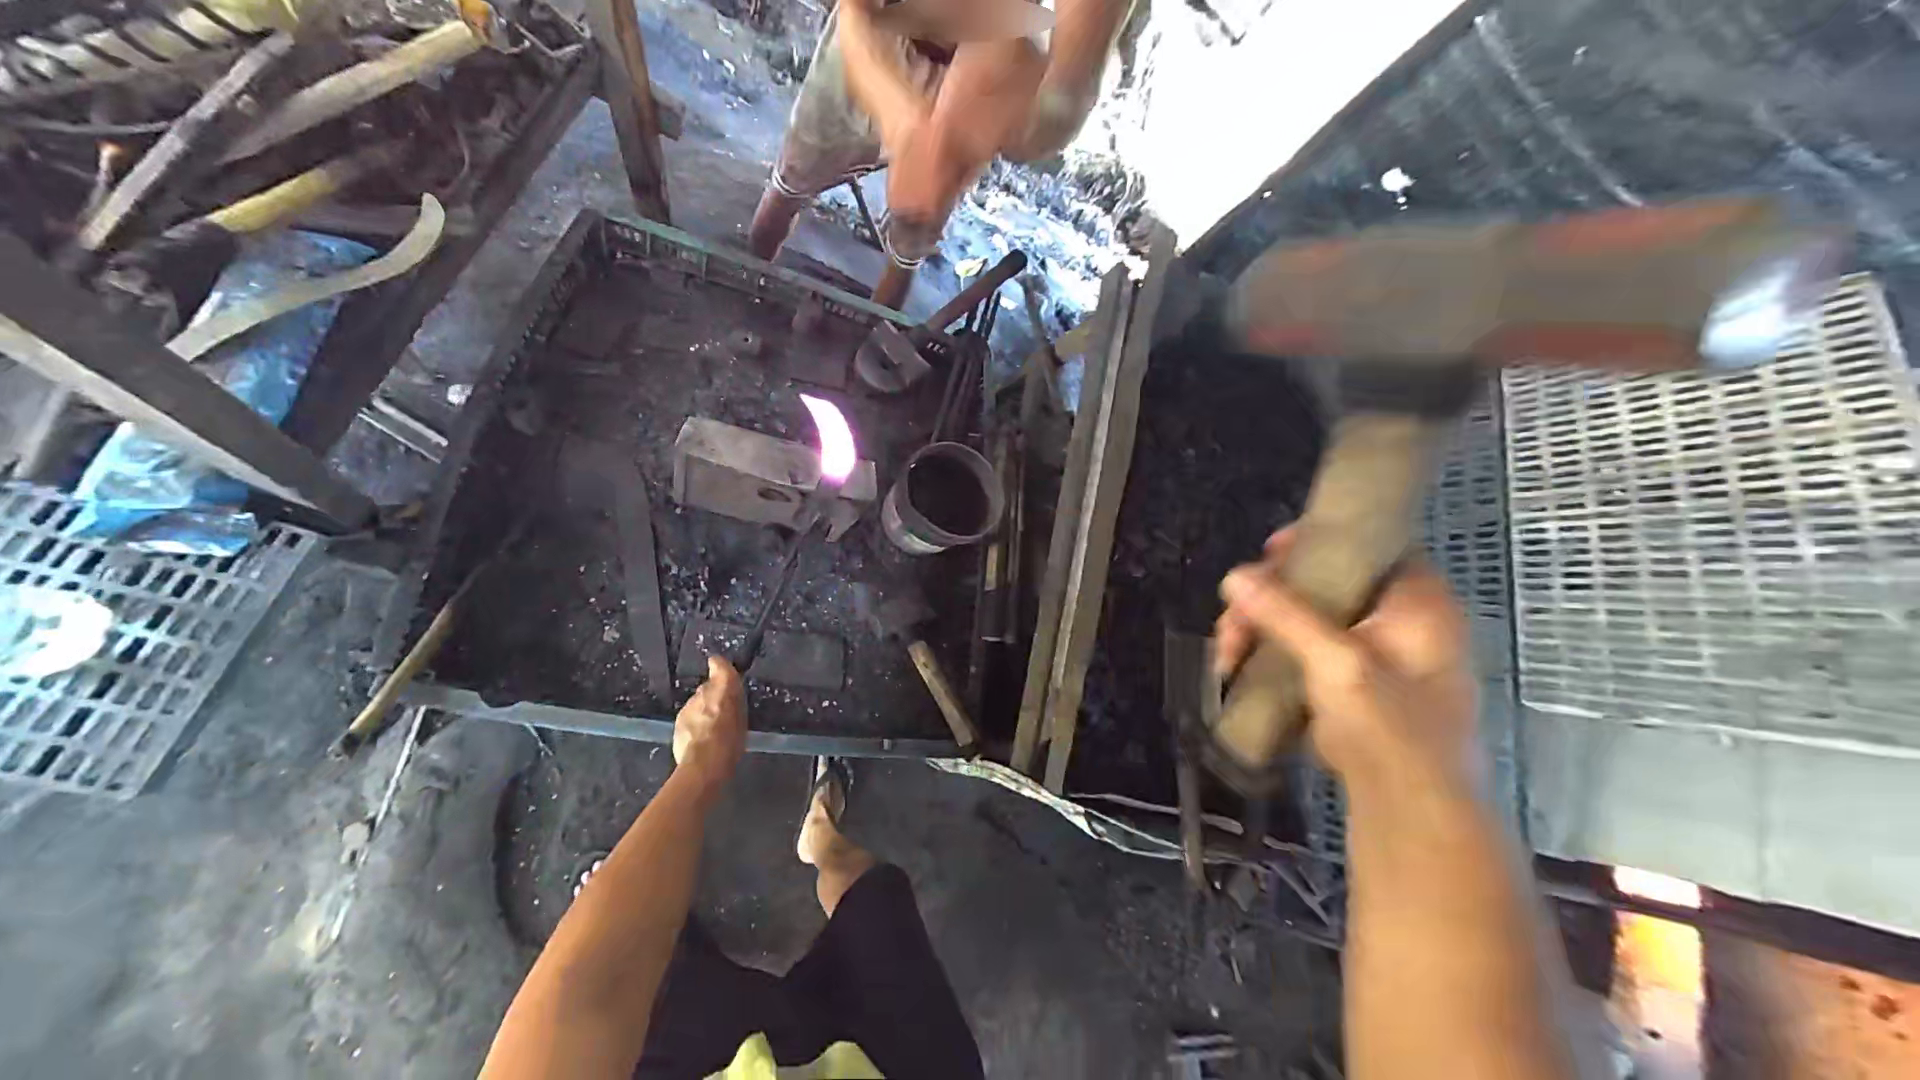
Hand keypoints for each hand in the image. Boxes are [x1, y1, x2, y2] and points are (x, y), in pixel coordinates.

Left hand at [673, 656, 745, 792]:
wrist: (704, 763)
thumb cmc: (731, 741)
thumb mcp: (741, 719)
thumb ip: (733, 702)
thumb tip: (729, 694)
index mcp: (725, 687)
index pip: (719, 664)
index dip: (719, 666)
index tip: (720, 668)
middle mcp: (704, 691)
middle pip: (708, 686)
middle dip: (713, 694)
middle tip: (721, 710)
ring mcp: (689, 705)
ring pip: (697, 701)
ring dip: (703, 709)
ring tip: (710, 726)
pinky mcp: (678, 719)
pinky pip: (689, 715)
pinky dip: (694, 721)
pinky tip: (699, 736)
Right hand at [1213, 529, 1479, 789]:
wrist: (1409, 805)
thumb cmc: (1391, 727)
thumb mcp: (1337, 664)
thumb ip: (1286, 616)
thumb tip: (1233, 576)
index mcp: (1417, 603)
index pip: (1370, 544)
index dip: (1320, 540)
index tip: (1270, 553)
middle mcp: (1396, 619)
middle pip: (1324, 581)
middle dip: (1269, 596)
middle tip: (1234, 617)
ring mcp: (1370, 651)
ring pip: (1305, 616)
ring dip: (1260, 627)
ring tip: (1227, 653)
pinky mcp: (1345, 679)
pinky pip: (1301, 647)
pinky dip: (1271, 650)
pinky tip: (1239, 666)